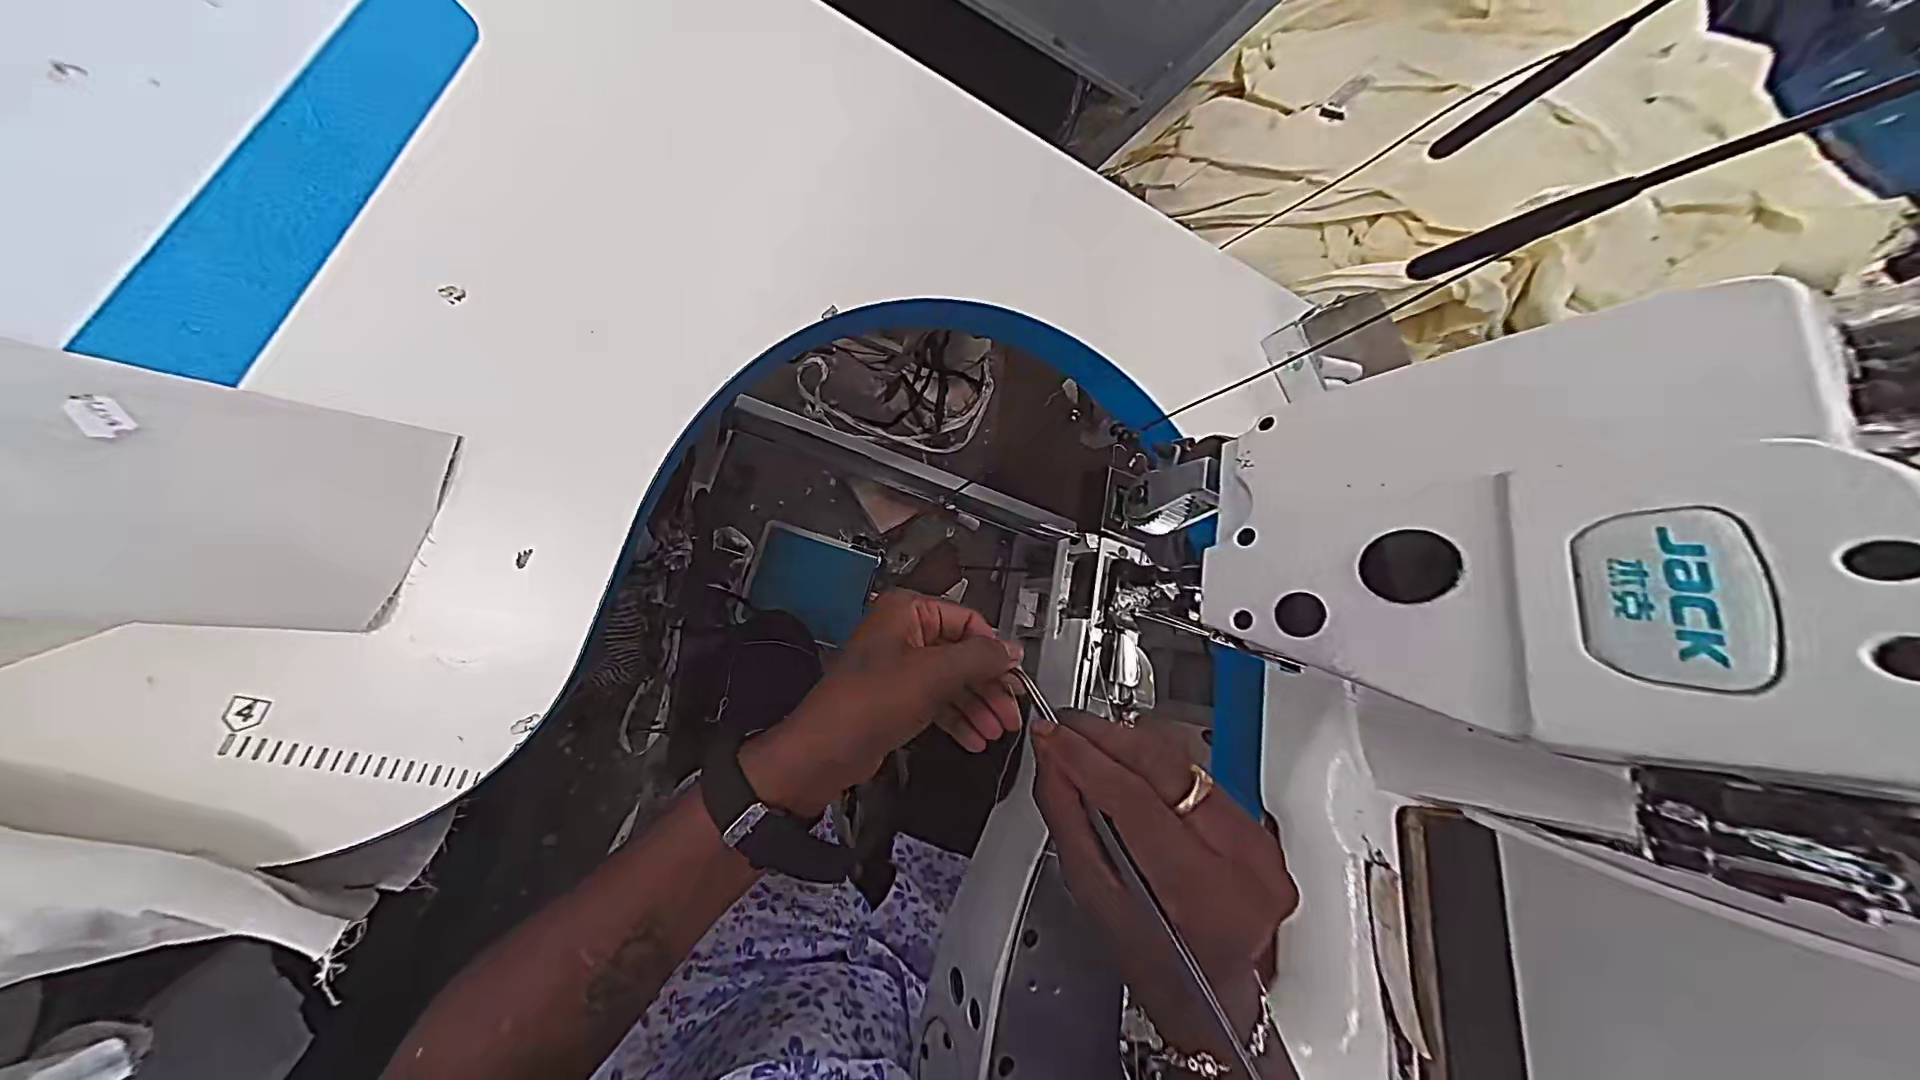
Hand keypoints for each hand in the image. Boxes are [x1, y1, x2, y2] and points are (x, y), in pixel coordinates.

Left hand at [839, 590, 1025, 752]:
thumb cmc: (859, 705)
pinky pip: (938, 701)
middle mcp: (902, 634)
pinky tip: (974, 735)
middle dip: (988, 684)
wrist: (825, 752)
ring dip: (977, 705)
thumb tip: (1009, 650)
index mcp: (906, 612)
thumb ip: (978, 658)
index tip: (1013, 673)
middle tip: (1010, 706)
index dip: (993, 649)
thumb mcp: (933, 675)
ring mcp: (899, 667)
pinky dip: (958, 717)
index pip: (967, 620)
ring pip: (952, 681)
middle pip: (962, 653)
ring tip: (996, 727)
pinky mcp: (897, 697)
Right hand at [1032, 709, 1297, 1063]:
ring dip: (1125, 739)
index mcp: (1204, 894)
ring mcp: (1257, 839)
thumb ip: (1069, 821)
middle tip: (1064, 724)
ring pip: (1179, 759)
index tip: (1053, 736)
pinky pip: (1194, 770)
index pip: (1133, 799)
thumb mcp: (1100, 901)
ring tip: (1085, 735)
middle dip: (1103, 735)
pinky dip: (1151, 756)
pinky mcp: (1256, 823)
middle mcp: (1244, 860)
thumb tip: (1051, 764)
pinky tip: (1122, 753)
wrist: (1223, 992)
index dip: (1085, 759)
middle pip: (1161, 765)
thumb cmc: (1163, 968)